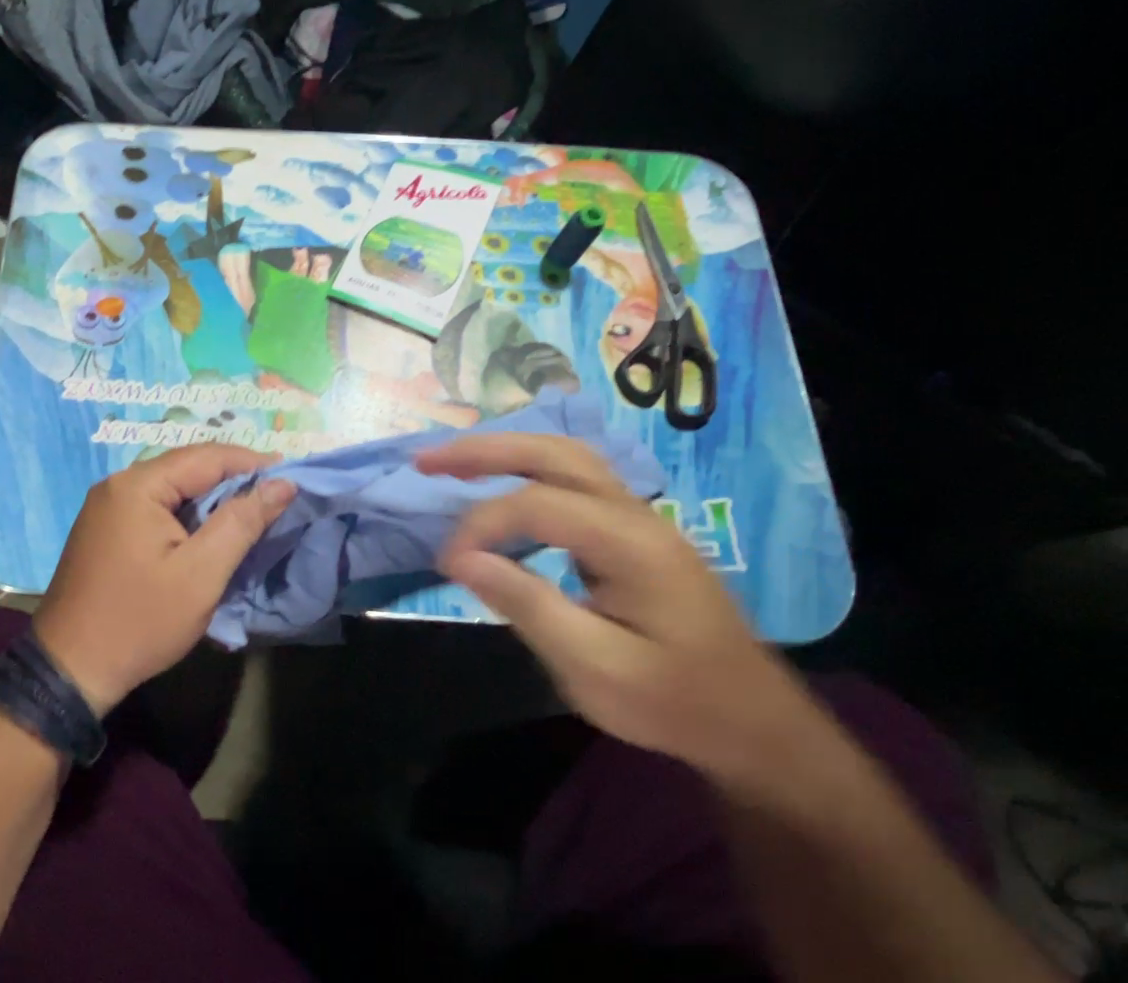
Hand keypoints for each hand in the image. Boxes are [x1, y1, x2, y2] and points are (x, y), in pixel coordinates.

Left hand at [34, 446, 295, 714]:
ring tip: (254, 516)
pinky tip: (211, 535)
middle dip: (235, 481)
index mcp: (137, 486)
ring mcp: (106, 509)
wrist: (71, 669)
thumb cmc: (140, 621)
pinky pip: (155, 510)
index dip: (253, 463)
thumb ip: (242, 522)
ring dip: (212, 501)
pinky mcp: (105, 532)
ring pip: (172, 491)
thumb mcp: (201, 574)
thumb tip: (282, 483)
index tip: (294, 477)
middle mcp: (117, 486)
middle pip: (187, 469)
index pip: (207, 456)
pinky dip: (187, 517)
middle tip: (279, 498)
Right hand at [417, 434, 822, 781]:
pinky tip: (501, 489)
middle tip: (424, 460)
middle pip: (555, 454)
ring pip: (568, 461)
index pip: (536, 505)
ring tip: (451, 464)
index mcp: (632, 544)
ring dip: (506, 454)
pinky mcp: (634, 539)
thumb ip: (527, 605)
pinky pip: (575, 485)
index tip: (446, 567)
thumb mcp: (595, 667)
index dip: (480, 525)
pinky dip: (527, 474)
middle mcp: (637, 517)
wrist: (752, 725)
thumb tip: (461, 558)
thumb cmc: (674, 702)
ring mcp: (640, 523)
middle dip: (485, 450)